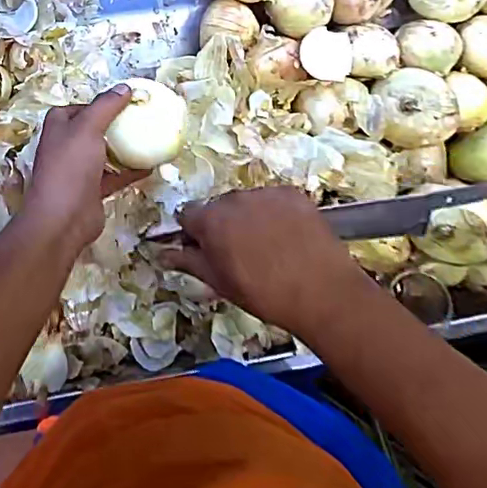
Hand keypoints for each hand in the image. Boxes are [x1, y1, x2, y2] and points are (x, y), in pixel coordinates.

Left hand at [13, 87, 138, 256]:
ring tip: (149, 140)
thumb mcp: (88, 127)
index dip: (102, 104)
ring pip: (105, 152)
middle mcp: (66, 144)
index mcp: (59, 125)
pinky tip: (150, 167)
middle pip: (95, 128)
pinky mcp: (91, 189)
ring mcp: (78, 168)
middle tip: (142, 120)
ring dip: (125, 148)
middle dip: (116, 125)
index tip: (127, 102)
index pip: (82, 107)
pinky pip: (114, 175)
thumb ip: (106, 106)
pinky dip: (130, 170)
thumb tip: (124, 87)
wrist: (62, 219)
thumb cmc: (70, 166)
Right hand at [159, 187, 381, 336]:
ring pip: (247, 202)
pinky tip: (288, 237)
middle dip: (224, 225)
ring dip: (250, 218)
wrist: (323, 293)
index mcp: (210, 219)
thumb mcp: (220, 283)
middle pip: (219, 207)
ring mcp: (264, 193)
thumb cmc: (265, 294)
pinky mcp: (292, 193)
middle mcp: (234, 198)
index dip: (194, 232)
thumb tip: (162, 254)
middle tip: (240, 253)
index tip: (205, 249)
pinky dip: (276, 213)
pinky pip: (274, 200)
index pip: (188, 214)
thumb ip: (189, 262)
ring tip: (269, 247)